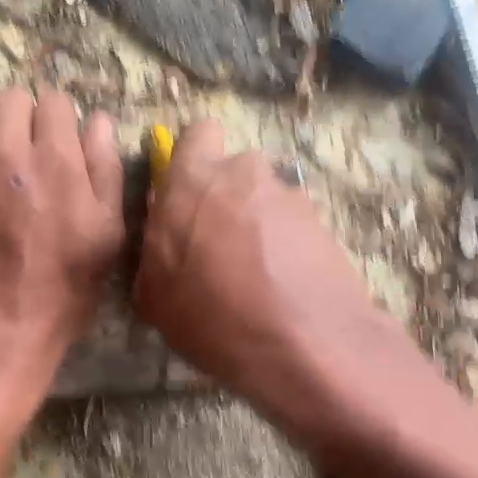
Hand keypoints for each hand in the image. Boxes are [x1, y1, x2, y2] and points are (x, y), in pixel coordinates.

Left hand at [0, 88, 124, 370]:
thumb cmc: (56, 297)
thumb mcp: (105, 240)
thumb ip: (105, 173)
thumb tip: (99, 122)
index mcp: (57, 160)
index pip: (56, 103)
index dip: (56, 126)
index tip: (50, 150)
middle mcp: (6, 148)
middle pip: (13, 98)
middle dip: (20, 122)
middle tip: (16, 159)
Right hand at [135, 120, 388, 409]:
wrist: (304, 343)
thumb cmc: (212, 318)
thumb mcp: (155, 299)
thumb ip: (153, 255)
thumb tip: (161, 245)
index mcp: (191, 180)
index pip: (198, 134)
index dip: (195, 160)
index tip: (188, 197)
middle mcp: (242, 173)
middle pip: (233, 171)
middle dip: (227, 198)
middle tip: (219, 247)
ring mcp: (288, 195)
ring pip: (265, 199)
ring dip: (258, 225)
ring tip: (256, 277)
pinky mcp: (323, 221)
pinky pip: (293, 226)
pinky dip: (287, 248)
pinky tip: (283, 288)